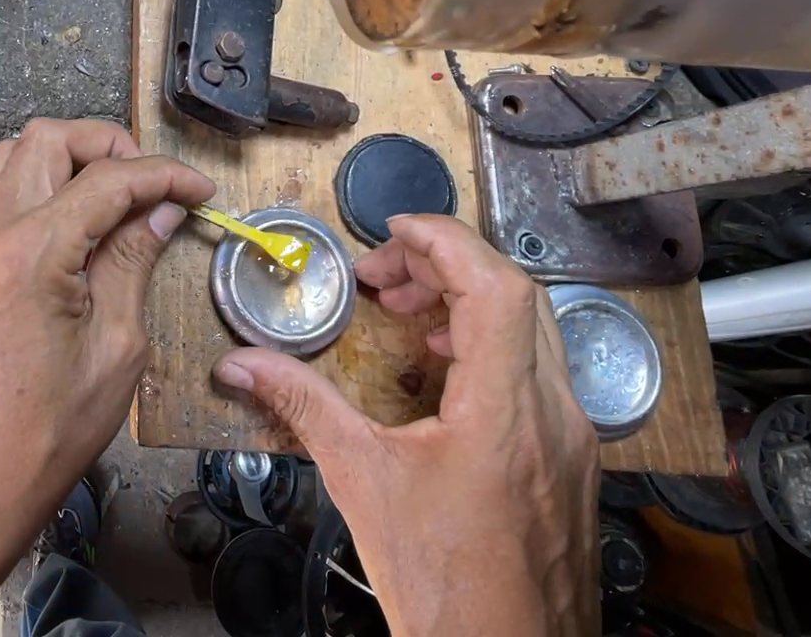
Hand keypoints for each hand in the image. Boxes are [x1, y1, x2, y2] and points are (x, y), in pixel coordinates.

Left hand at [0, 119, 213, 636]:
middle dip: (109, 144)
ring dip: (73, 157)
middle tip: (153, 184)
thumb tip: (164, 208)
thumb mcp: (118, 343)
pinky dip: (48, 182)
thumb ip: (135, 258)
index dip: (164, 175)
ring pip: (21, 154)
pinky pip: (7, 189)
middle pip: (49, 137)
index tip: (202, 191)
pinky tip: (84, 219)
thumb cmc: (54, 424)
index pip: (108, 178)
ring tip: (120, 195)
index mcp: (33, 250)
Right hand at [213, 214, 598, 636]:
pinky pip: (536, 365)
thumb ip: (301, 404)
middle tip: (382, 275)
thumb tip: (238, 361)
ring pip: (532, 327)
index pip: (496, 289)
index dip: (445, 242)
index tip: (393, 230)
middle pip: (516, 296)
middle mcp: (554, 413)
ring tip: (406, 306)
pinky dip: (486, 337)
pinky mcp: (569, 456)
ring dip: (467, 297)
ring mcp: (572, 436)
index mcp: (505, 411)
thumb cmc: (440, 580)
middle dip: (444, 264)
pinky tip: (443, 360)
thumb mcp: (359, 478)